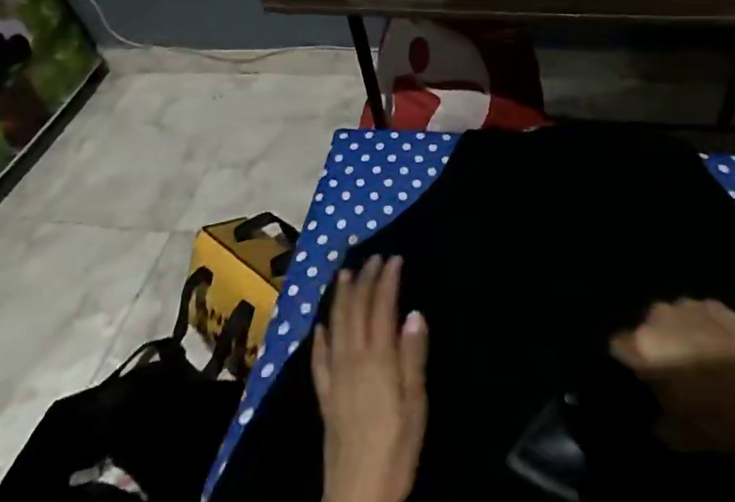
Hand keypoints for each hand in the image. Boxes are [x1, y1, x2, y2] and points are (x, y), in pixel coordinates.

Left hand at [312, 256, 427, 501]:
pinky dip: (320, 335)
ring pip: (335, 325)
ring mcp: (334, 375)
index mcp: (377, 358)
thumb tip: (414, 313)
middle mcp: (352, 359)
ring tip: (344, 273)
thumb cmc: (396, 447)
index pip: (381, 308)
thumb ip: (413, 356)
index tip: (393, 258)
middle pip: (355, 310)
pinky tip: (321, 325)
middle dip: (363, 280)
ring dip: (340, 297)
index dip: (386, 280)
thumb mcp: (416, 403)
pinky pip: (319, 356)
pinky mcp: (324, 395)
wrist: (358, 492)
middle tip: (372, 257)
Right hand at [609, 299, 734, 456]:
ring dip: (676, 336)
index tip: (638, 383)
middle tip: (671, 375)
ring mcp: (688, 305)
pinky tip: (719, 351)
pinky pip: (696, 316)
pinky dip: (700, 330)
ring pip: (670, 320)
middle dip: (652, 348)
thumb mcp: (677, 437)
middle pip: (643, 330)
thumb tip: (645, 410)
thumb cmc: (726, 423)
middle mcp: (657, 316)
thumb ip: (649, 418)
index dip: (624, 366)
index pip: (615, 347)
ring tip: (697, 361)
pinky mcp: (716, 304)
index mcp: (642, 346)